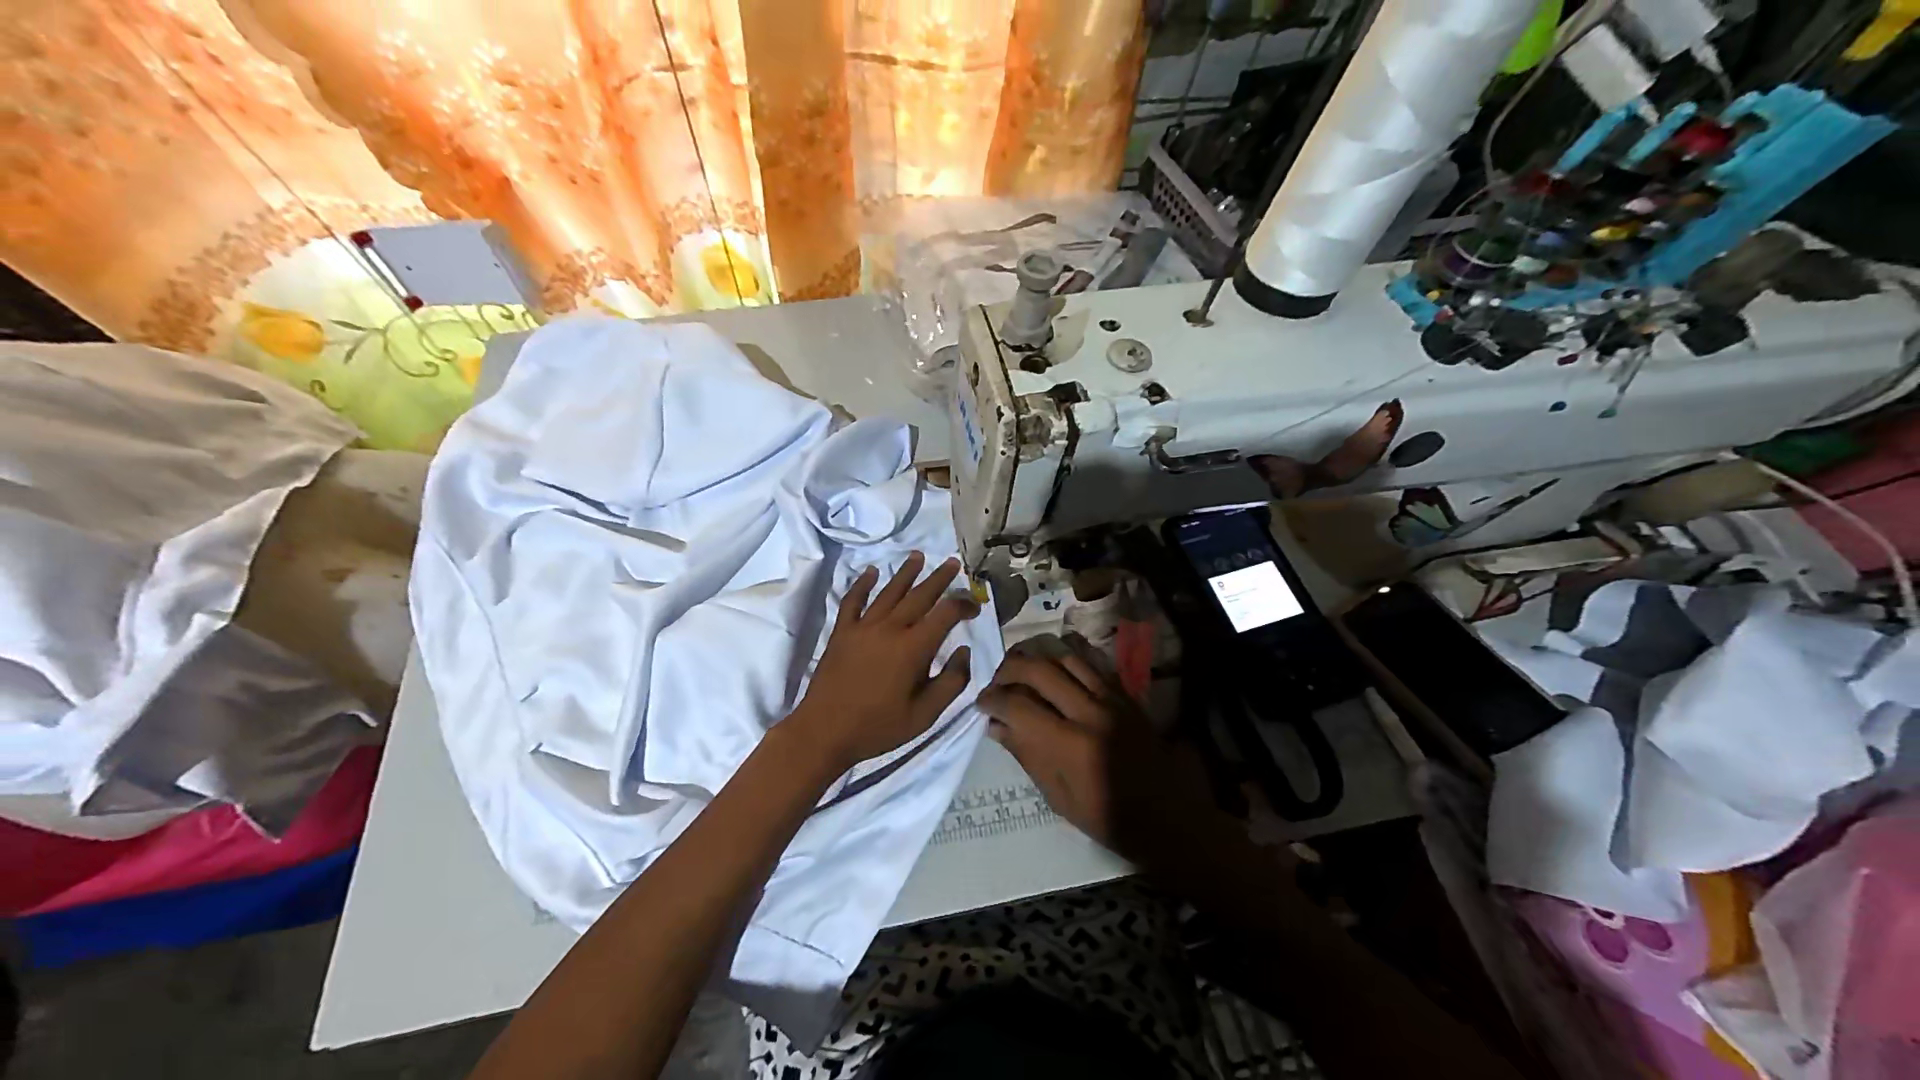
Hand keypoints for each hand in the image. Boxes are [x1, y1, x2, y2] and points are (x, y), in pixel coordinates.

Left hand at [791, 552, 978, 771]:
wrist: (825, 731)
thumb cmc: (879, 726)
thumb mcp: (925, 714)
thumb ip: (951, 681)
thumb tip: (964, 651)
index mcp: (913, 648)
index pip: (945, 613)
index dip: (963, 604)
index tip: (975, 606)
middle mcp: (890, 628)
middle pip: (919, 595)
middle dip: (939, 578)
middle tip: (953, 563)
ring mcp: (863, 627)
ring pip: (889, 592)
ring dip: (906, 573)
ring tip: (919, 556)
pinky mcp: (842, 632)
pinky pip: (853, 601)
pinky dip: (862, 584)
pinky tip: (871, 572)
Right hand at [978, 640, 1230, 868]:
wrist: (1169, 819)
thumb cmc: (1108, 819)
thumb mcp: (1058, 797)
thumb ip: (1027, 754)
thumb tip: (996, 725)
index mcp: (1069, 744)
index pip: (1017, 704)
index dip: (992, 699)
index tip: (981, 702)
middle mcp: (1090, 712)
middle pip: (1038, 669)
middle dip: (1009, 670)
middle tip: (997, 682)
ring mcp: (1112, 700)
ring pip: (1066, 658)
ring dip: (1039, 659)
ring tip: (1023, 671)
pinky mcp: (1127, 697)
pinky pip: (1093, 666)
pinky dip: (1069, 662)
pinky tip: (1058, 672)